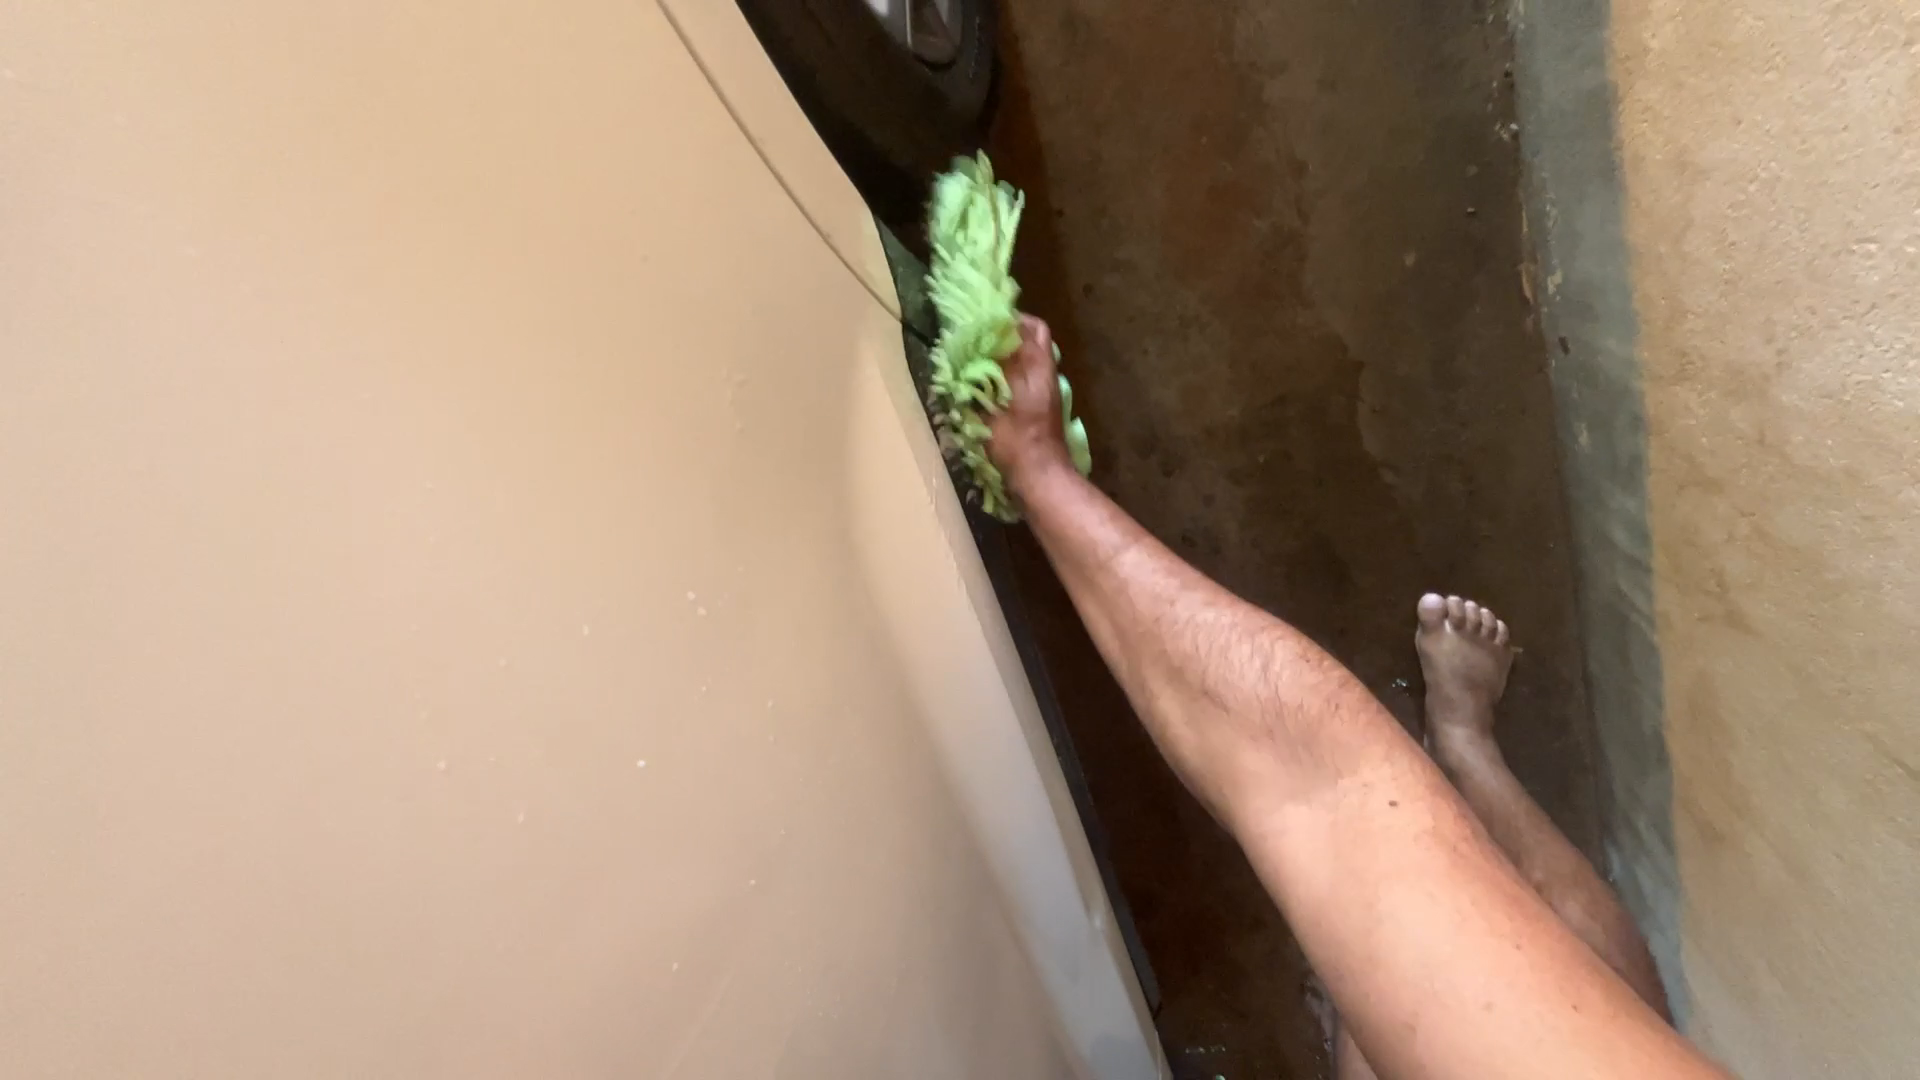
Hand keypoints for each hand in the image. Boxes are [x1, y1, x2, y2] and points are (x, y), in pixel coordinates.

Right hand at [987, 315, 1071, 490]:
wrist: (1039, 477)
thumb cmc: (1016, 440)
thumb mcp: (993, 403)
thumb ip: (983, 373)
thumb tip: (973, 345)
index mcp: (1038, 366)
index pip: (1032, 327)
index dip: (1009, 319)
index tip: (983, 319)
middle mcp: (1046, 375)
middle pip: (1032, 342)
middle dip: (1008, 336)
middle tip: (981, 339)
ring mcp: (1045, 394)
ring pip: (1028, 363)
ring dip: (1008, 358)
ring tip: (980, 361)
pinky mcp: (1040, 411)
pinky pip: (1024, 382)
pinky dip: (1008, 378)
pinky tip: (987, 387)